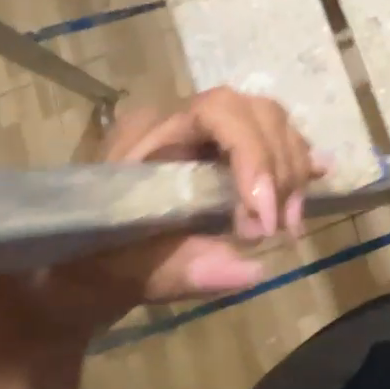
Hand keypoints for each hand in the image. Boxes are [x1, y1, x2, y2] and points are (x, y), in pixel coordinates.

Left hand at [6, 89, 330, 335]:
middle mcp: (183, 123)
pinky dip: (295, 163)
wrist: (71, 278)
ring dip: (291, 170)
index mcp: (150, 135)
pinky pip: (272, 143)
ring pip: (271, 124)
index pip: (217, 110)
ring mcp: (207, 138)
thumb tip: (253, 271)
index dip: (253, 152)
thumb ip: (181, 270)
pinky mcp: (225, 158)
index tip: (264, 218)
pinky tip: (317, 179)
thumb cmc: (83, 270)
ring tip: (288, 225)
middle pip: (255, 112)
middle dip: (278, 167)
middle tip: (280, 230)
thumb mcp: (121, 276)